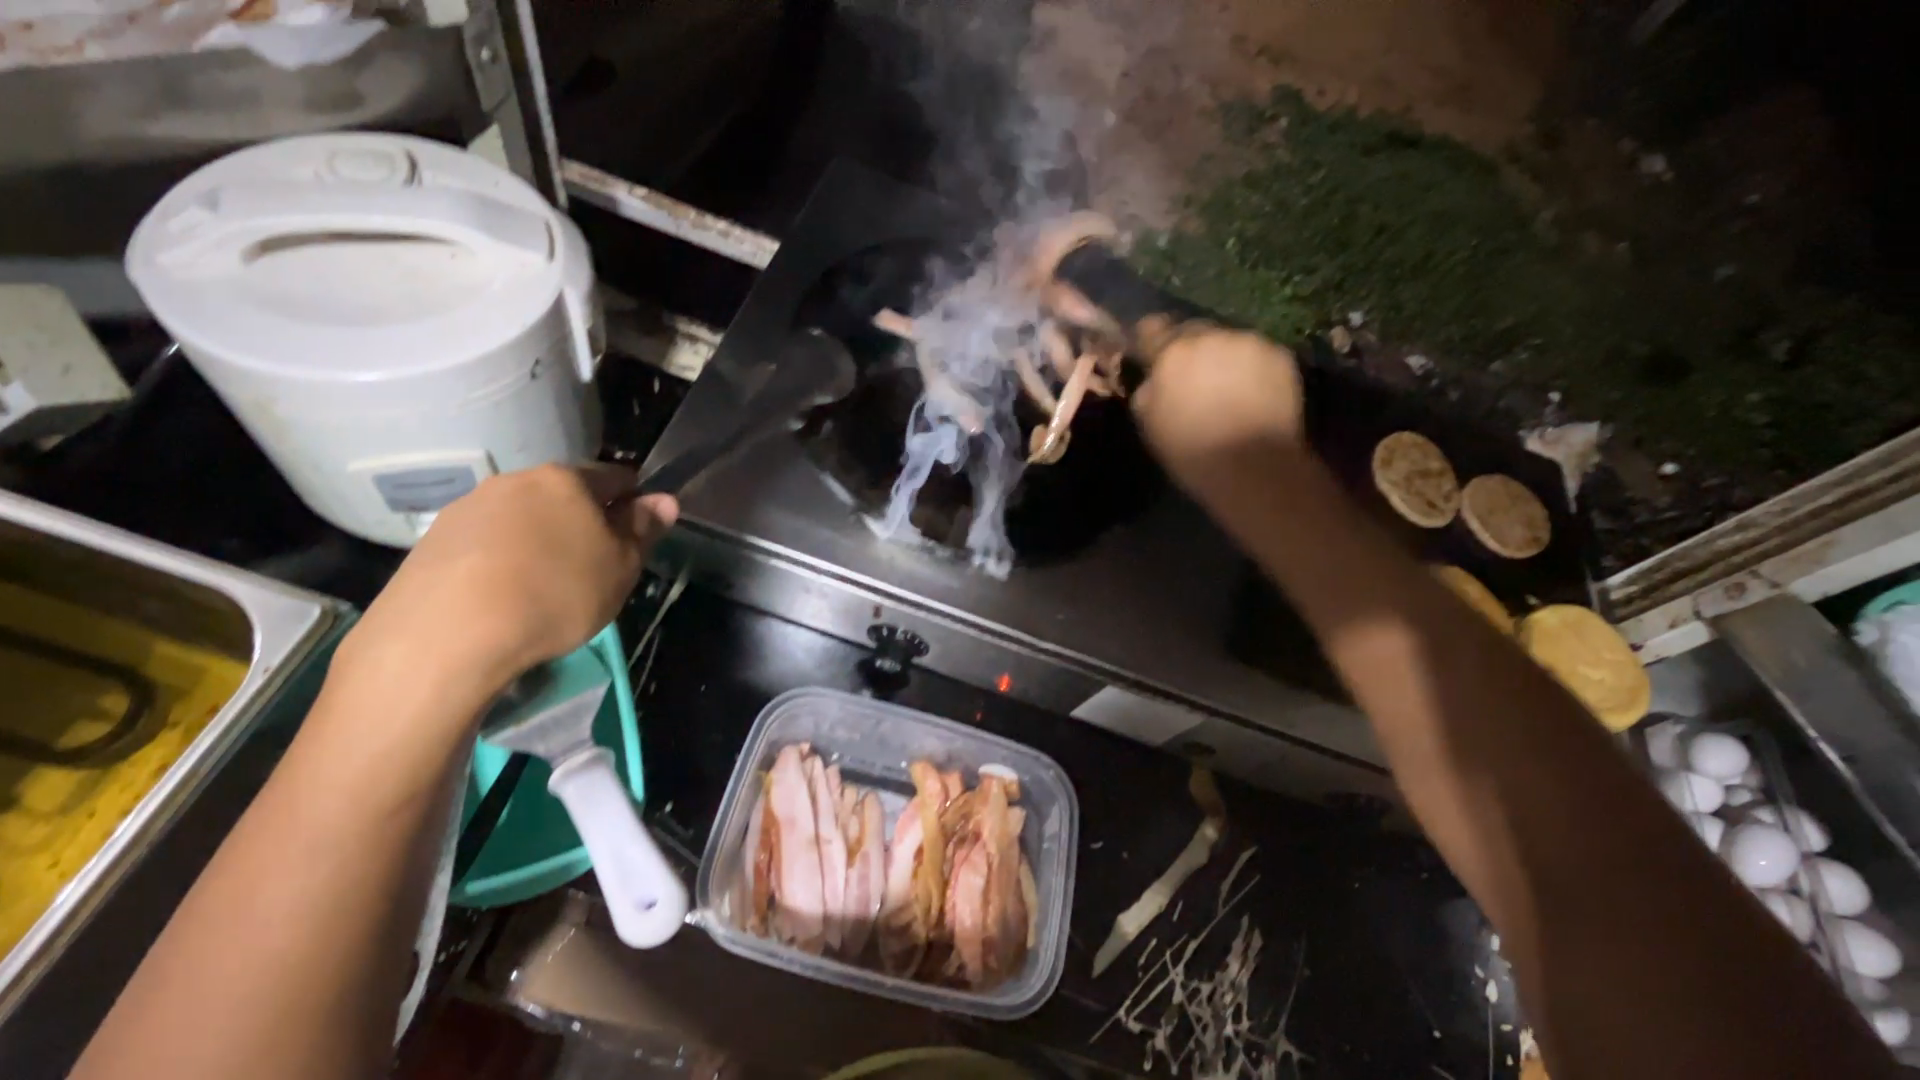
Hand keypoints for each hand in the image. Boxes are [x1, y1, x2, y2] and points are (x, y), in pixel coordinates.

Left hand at [336, 464, 677, 702]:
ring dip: (537, 539)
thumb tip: (665, 500)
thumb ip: (642, 530)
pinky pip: (485, 542)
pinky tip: (502, 595)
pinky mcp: (434, 540)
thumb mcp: (619, 568)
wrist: (449, 633)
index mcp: (567, 480)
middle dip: (580, 520)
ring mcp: (469, 507)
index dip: (633, 501)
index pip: (615, 476)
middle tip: (592, 564)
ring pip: (520, 517)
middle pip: (562, 494)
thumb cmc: (555, 594)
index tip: (636, 533)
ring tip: (541, 585)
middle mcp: (516, 481)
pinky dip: (500, 560)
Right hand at [1130, 322, 1305, 493]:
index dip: (1151, 342)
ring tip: (1229, 390)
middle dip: (1191, 350)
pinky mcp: (1280, 354)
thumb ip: (1148, 389)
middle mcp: (1210, 336)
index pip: (1152, 327)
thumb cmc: (1192, 450)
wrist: (1254, 466)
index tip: (1154, 357)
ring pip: (1228, 341)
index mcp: (1172, 353)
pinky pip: (1257, 353)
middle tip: (1195, 380)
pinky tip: (1254, 394)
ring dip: (1223, 358)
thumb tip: (1155, 377)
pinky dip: (1253, 368)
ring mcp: (1249, 342)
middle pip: (1193, 331)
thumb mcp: (1149, 424)